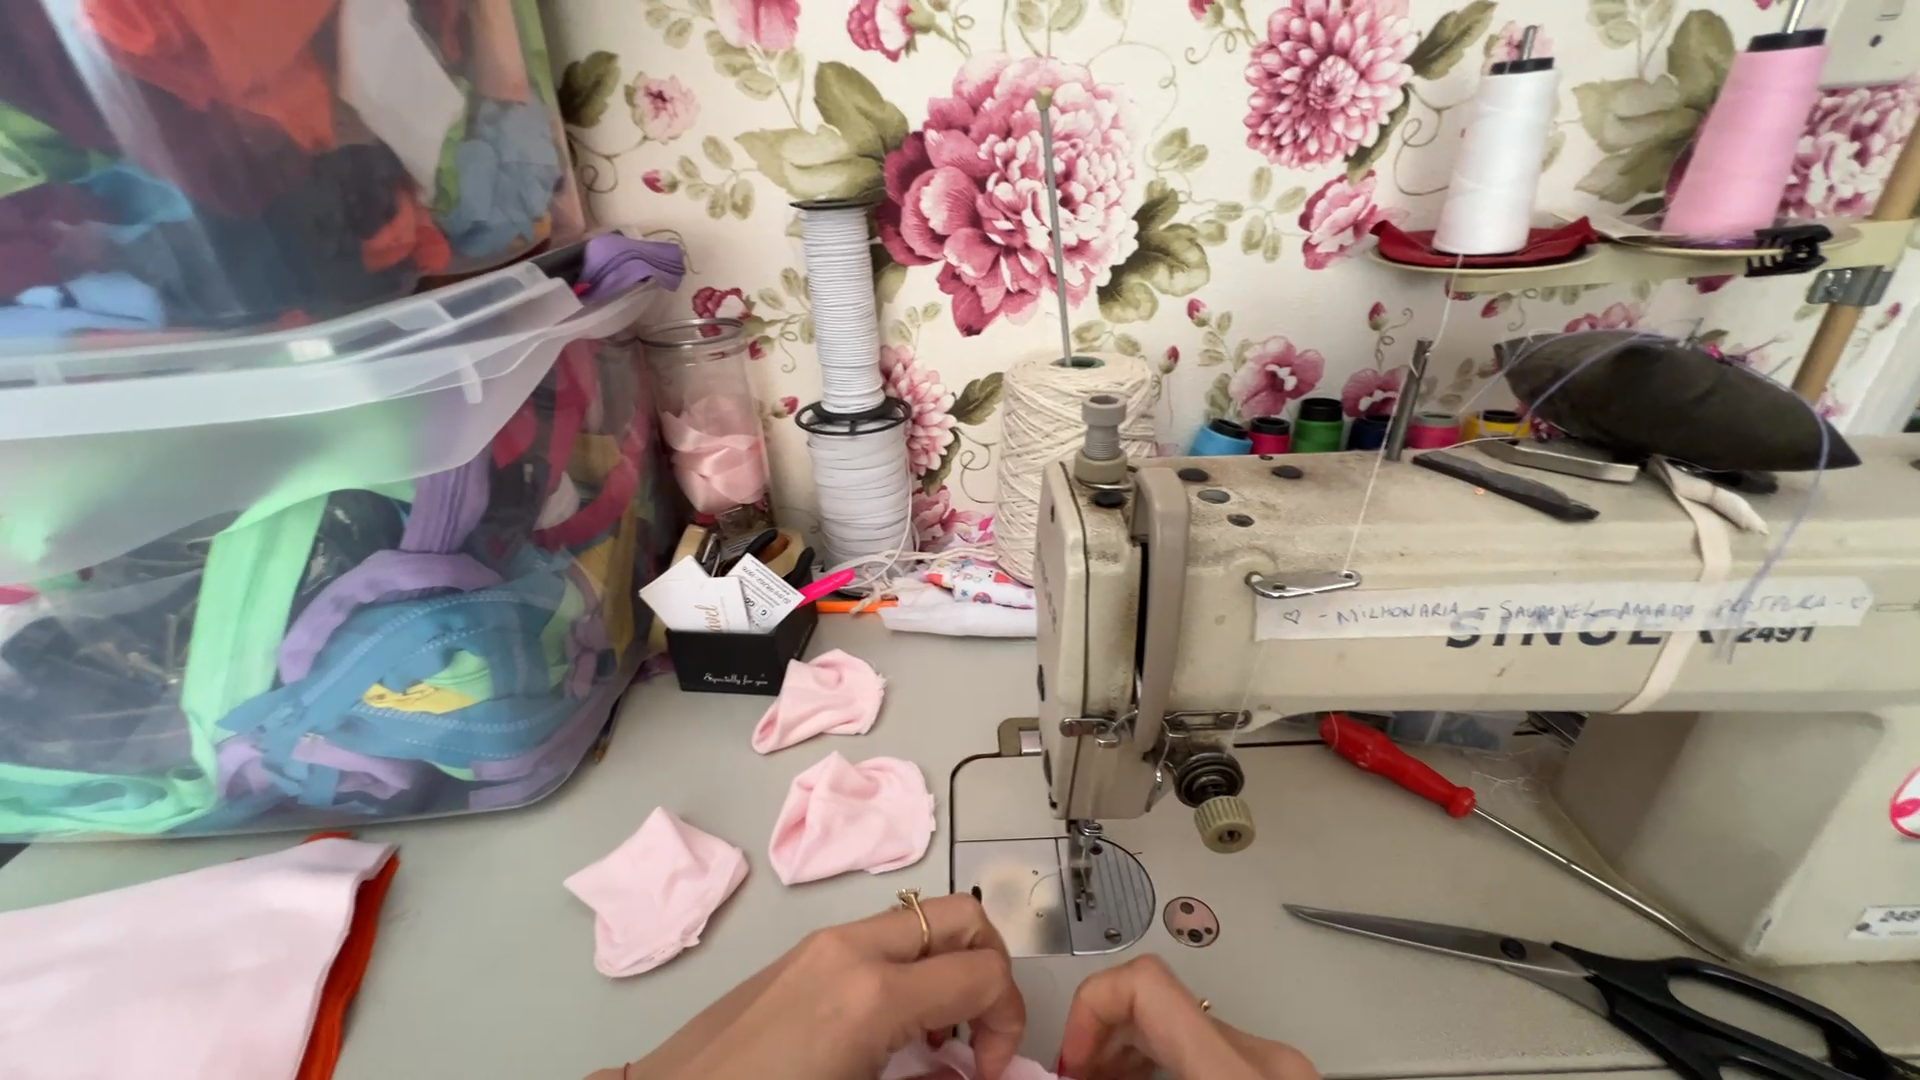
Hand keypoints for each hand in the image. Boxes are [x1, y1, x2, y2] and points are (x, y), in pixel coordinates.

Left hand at [615, 894, 1023, 1079]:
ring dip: (952, 964)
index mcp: (874, 994)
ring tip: (939, 1034)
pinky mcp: (808, 946)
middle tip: (980, 1032)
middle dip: (992, 968)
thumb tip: (968, 1073)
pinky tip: (897, 1022)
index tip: (990, 1069)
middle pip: (963, 915)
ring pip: (925, 919)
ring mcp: (829, 938)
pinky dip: (915, 964)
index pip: (983, 973)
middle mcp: (857, 946)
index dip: (1009, 1021)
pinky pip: (886, 935)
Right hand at [1057, 956, 1318, 1079]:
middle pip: (1155, 998)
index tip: (1068, 1056)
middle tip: (1071, 1072)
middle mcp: (1263, 1056)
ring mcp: (1275, 1064)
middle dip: (1099, 1029)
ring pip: (1178, 1021)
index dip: (1090, 1006)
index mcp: (1238, 1071)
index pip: (1146, 984)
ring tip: (1093, 1079)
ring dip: (1125, 1044)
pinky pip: (1202, 1046)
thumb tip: (1067, 1072)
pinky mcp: (1277, 1077)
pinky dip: (1158, 1057)